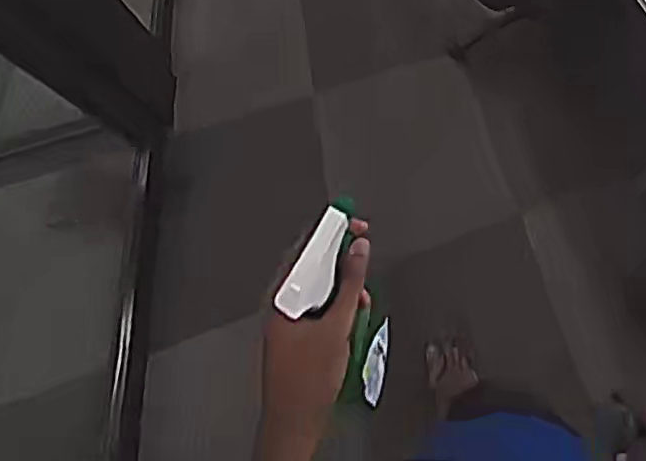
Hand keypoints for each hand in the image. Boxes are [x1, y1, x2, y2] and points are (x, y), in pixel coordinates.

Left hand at [254, 218, 370, 460]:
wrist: (295, 426)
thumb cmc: (306, 383)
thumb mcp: (337, 325)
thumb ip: (351, 283)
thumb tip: (358, 248)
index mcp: (283, 297)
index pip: (307, 248)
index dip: (331, 230)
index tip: (352, 220)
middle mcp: (283, 304)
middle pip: (315, 265)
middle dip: (342, 259)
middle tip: (362, 250)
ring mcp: (290, 319)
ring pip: (321, 285)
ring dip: (345, 286)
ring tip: (360, 298)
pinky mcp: (300, 332)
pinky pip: (322, 304)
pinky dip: (340, 304)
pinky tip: (353, 316)